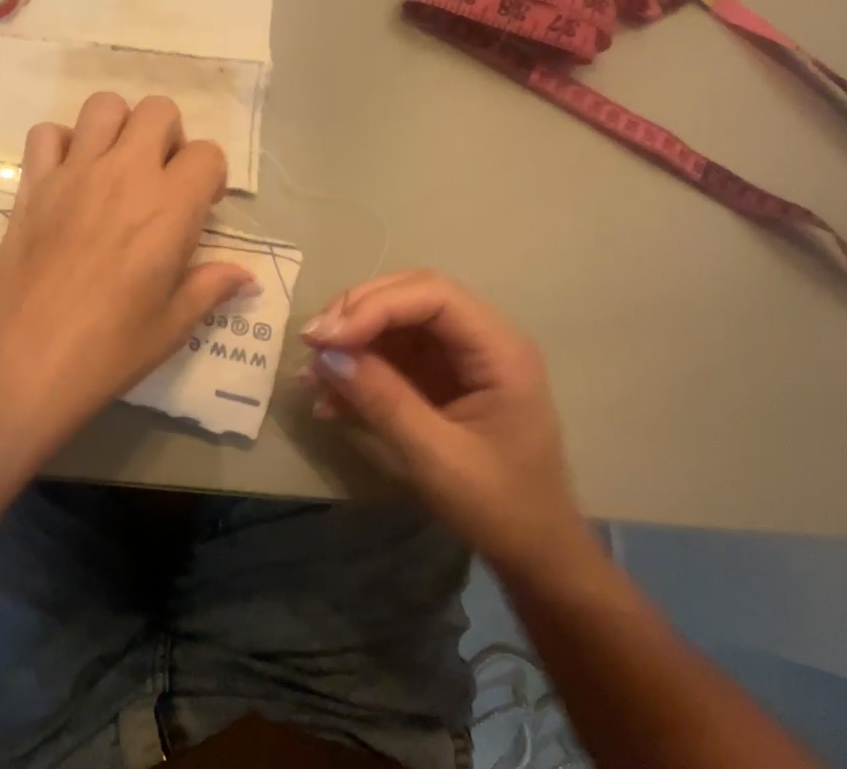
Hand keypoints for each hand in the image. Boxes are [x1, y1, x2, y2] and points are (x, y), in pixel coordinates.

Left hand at [0, 92, 255, 453]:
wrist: (22, 362)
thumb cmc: (107, 351)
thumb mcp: (171, 326)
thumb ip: (210, 288)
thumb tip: (246, 276)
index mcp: (170, 207)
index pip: (207, 153)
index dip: (210, 177)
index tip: (200, 209)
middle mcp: (124, 174)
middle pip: (159, 111)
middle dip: (169, 138)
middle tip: (161, 182)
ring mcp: (73, 174)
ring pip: (104, 106)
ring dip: (119, 128)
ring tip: (117, 170)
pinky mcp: (32, 186)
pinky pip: (47, 134)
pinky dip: (61, 144)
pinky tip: (68, 179)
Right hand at [301, 269, 590, 573]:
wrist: (534, 551)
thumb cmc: (499, 505)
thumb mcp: (436, 456)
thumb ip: (383, 400)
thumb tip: (326, 355)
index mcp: (500, 350)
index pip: (432, 295)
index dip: (374, 305)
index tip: (325, 339)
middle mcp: (483, 340)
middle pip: (413, 296)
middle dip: (358, 313)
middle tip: (313, 343)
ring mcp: (461, 359)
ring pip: (397, 321)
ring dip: (352, 340)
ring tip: (312, 373)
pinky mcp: (441, 379)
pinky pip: (394, 355)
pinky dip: (358, 368)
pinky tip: (328, 398)